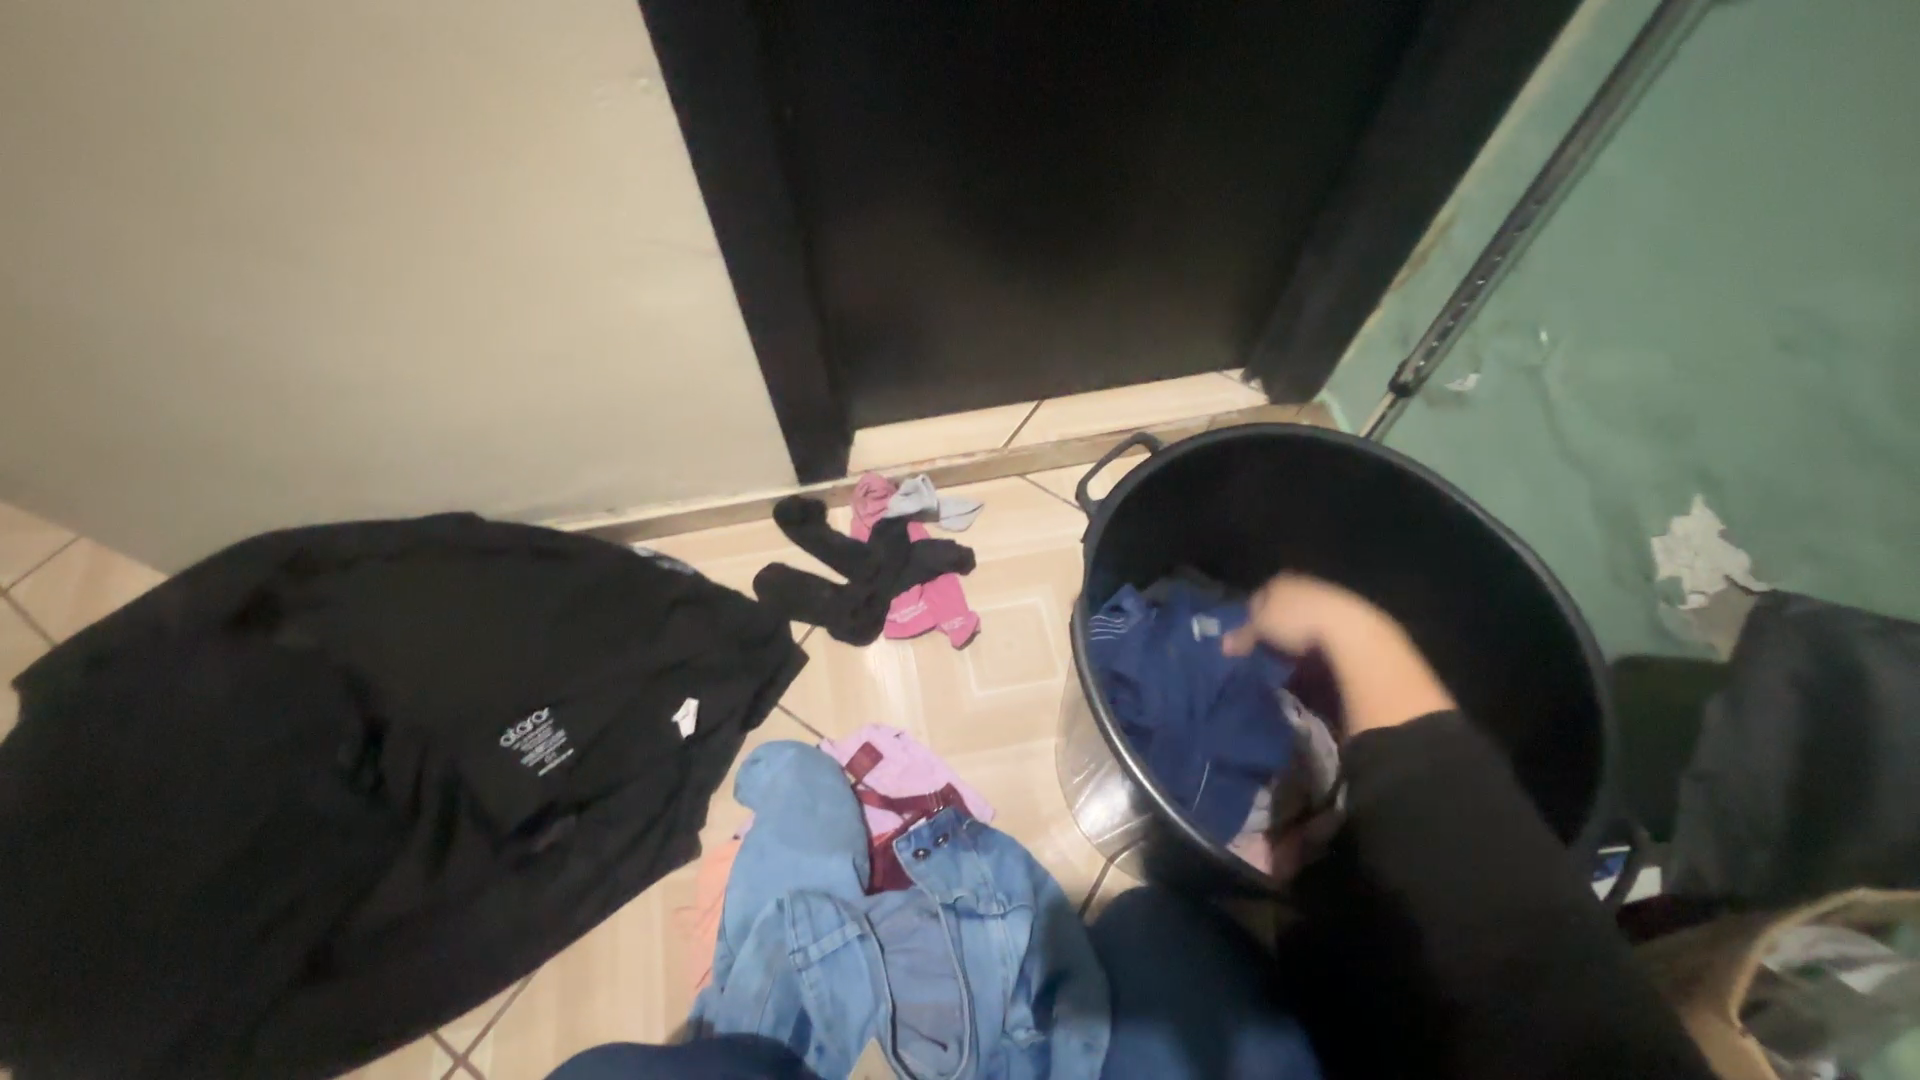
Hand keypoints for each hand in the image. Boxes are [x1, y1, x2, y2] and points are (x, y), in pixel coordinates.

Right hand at [1222, 573, 1456, 735]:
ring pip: (1305, 619)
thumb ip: (1242, 635)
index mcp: (1281, 582)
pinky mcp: (1351, 620)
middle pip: (1284, 608)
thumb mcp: (1260, 629)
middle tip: (1269, 651)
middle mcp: (1305, 586)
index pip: (1259, 597)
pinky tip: (1317, 660)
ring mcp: (1331, 600)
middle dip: (1276, 627)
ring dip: (1298, 637)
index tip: (1250, 639)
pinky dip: (1318, 645)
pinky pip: (1325, 633)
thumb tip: (1224, 645)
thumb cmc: (1297, 624)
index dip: (1252, 617)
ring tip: (1292, 661)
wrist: (1352, 633)